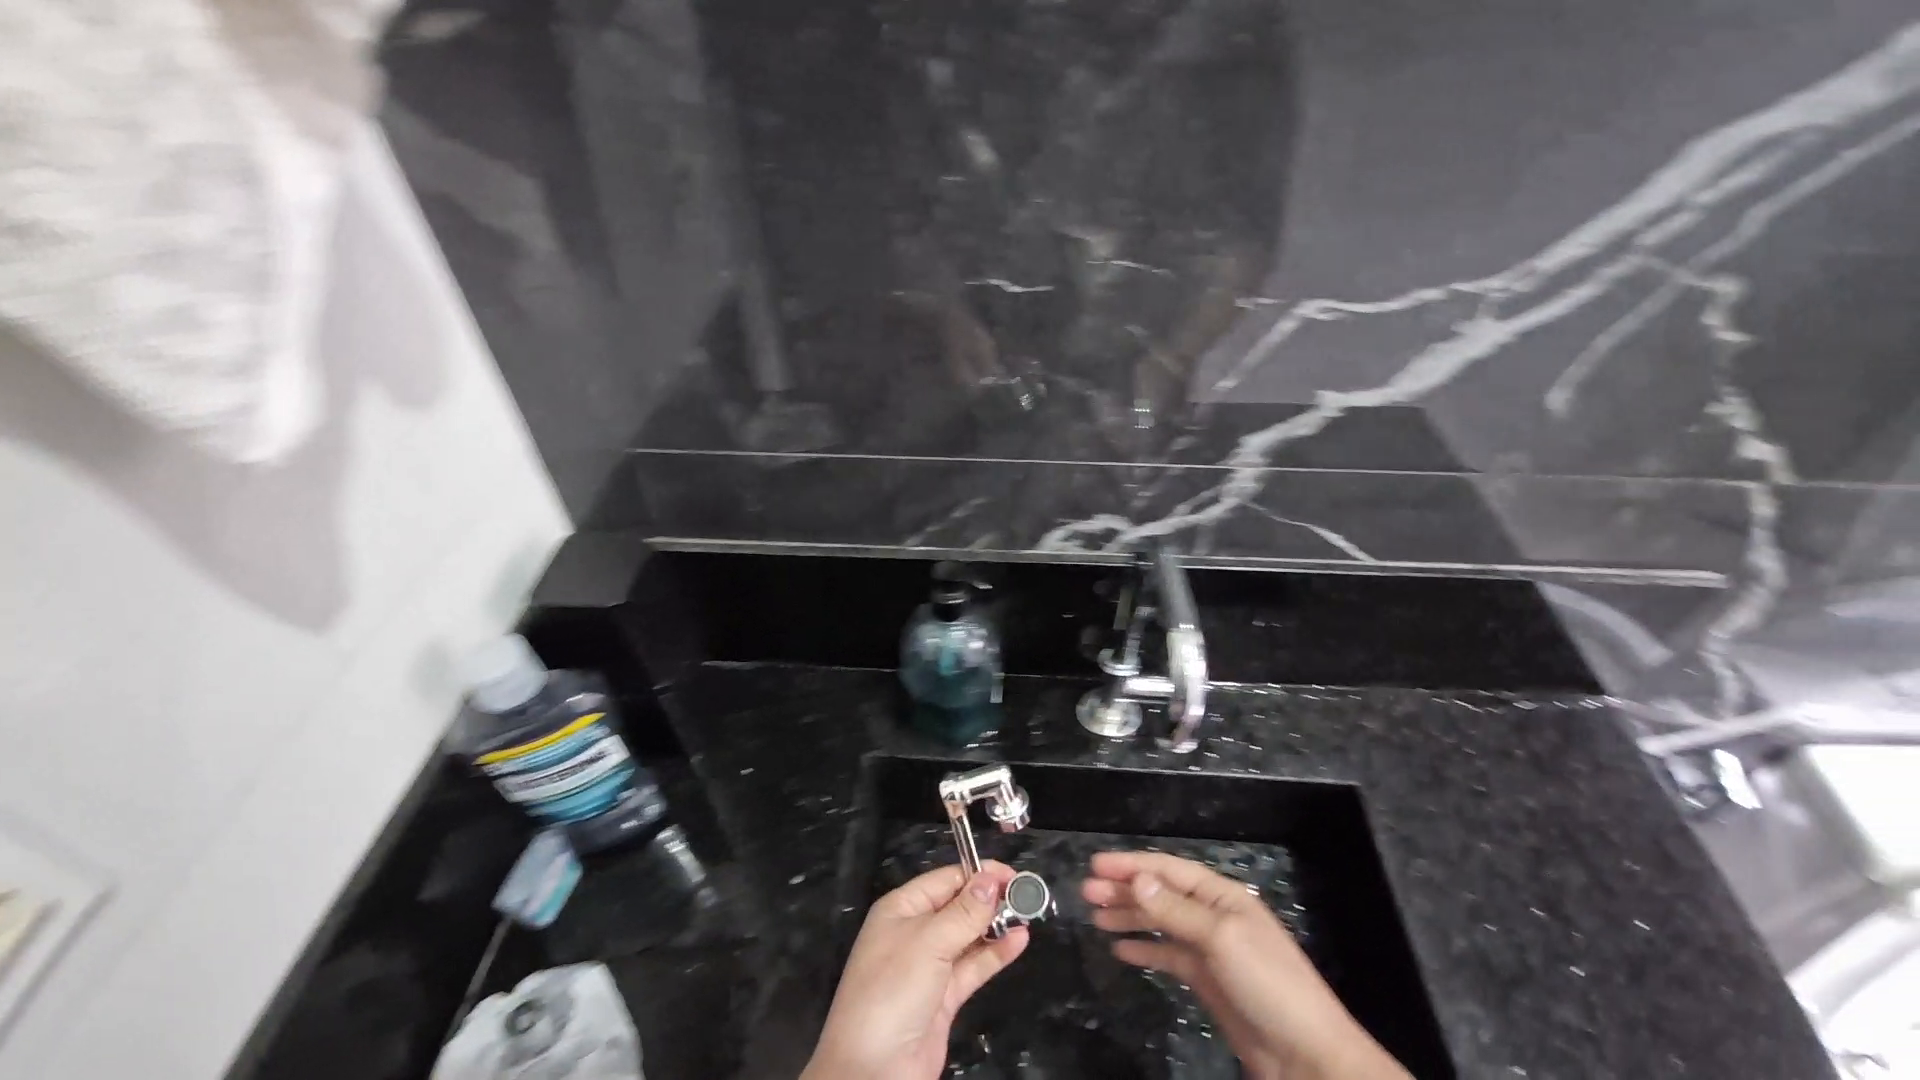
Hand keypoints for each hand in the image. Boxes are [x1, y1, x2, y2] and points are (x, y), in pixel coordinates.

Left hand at [802, 861, 1029, 1079]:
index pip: (943, 880)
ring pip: (968, 936)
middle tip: (1027, 892)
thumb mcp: (928, 942)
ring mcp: (930, 966)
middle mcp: (914, 932)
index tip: (1011, 873)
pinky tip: (1019, 941)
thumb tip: (989, 879)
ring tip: (1029, 913)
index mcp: (900, 909)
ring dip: (996, 925)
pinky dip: (995, 953)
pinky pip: (973, 966)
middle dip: (989, 898)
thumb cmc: (892, 989)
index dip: (977, 874)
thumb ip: (963, 912)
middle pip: (957, 906)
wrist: (873, 1068)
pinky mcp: (944, 996)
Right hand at [1083, 851, 1410, 1079]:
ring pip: (1161, 925)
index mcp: (1223, 898)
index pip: (1170, 870)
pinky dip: (1145, 951)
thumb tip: (1137, 879)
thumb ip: (1176, 911)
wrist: (1305, 1054)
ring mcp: (1211, 950)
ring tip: (1095, 918)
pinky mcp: (1207, 981)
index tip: (1095, 865)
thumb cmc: (1268, 984)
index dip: (1132, 865)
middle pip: (1162, 895)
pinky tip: (1120, 950)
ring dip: (1129, 918)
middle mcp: (1215, 917)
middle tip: (1086, 893)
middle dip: (1124, 890)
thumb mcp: (1221, 939)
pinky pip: (1169, 957)